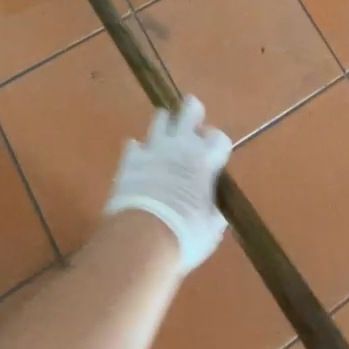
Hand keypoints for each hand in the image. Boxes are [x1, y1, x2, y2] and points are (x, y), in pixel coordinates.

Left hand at [104, 96, 231, 273]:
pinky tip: (138, 155)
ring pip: (159, 120)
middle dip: (192, 110)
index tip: (217, 151)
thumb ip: (215, 210)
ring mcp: (153, 149)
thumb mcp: (211, 228)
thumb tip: (216, 208)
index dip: (218, 143)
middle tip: (193, 111)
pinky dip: (137, 149)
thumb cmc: (185, 234)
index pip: (218, 138)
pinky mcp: (130, 159)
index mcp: (205, 161)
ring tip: (165, 129)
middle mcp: (180, 147)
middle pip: (188, 113)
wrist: (143, 238)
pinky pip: (134, 145)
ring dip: (164, 123)